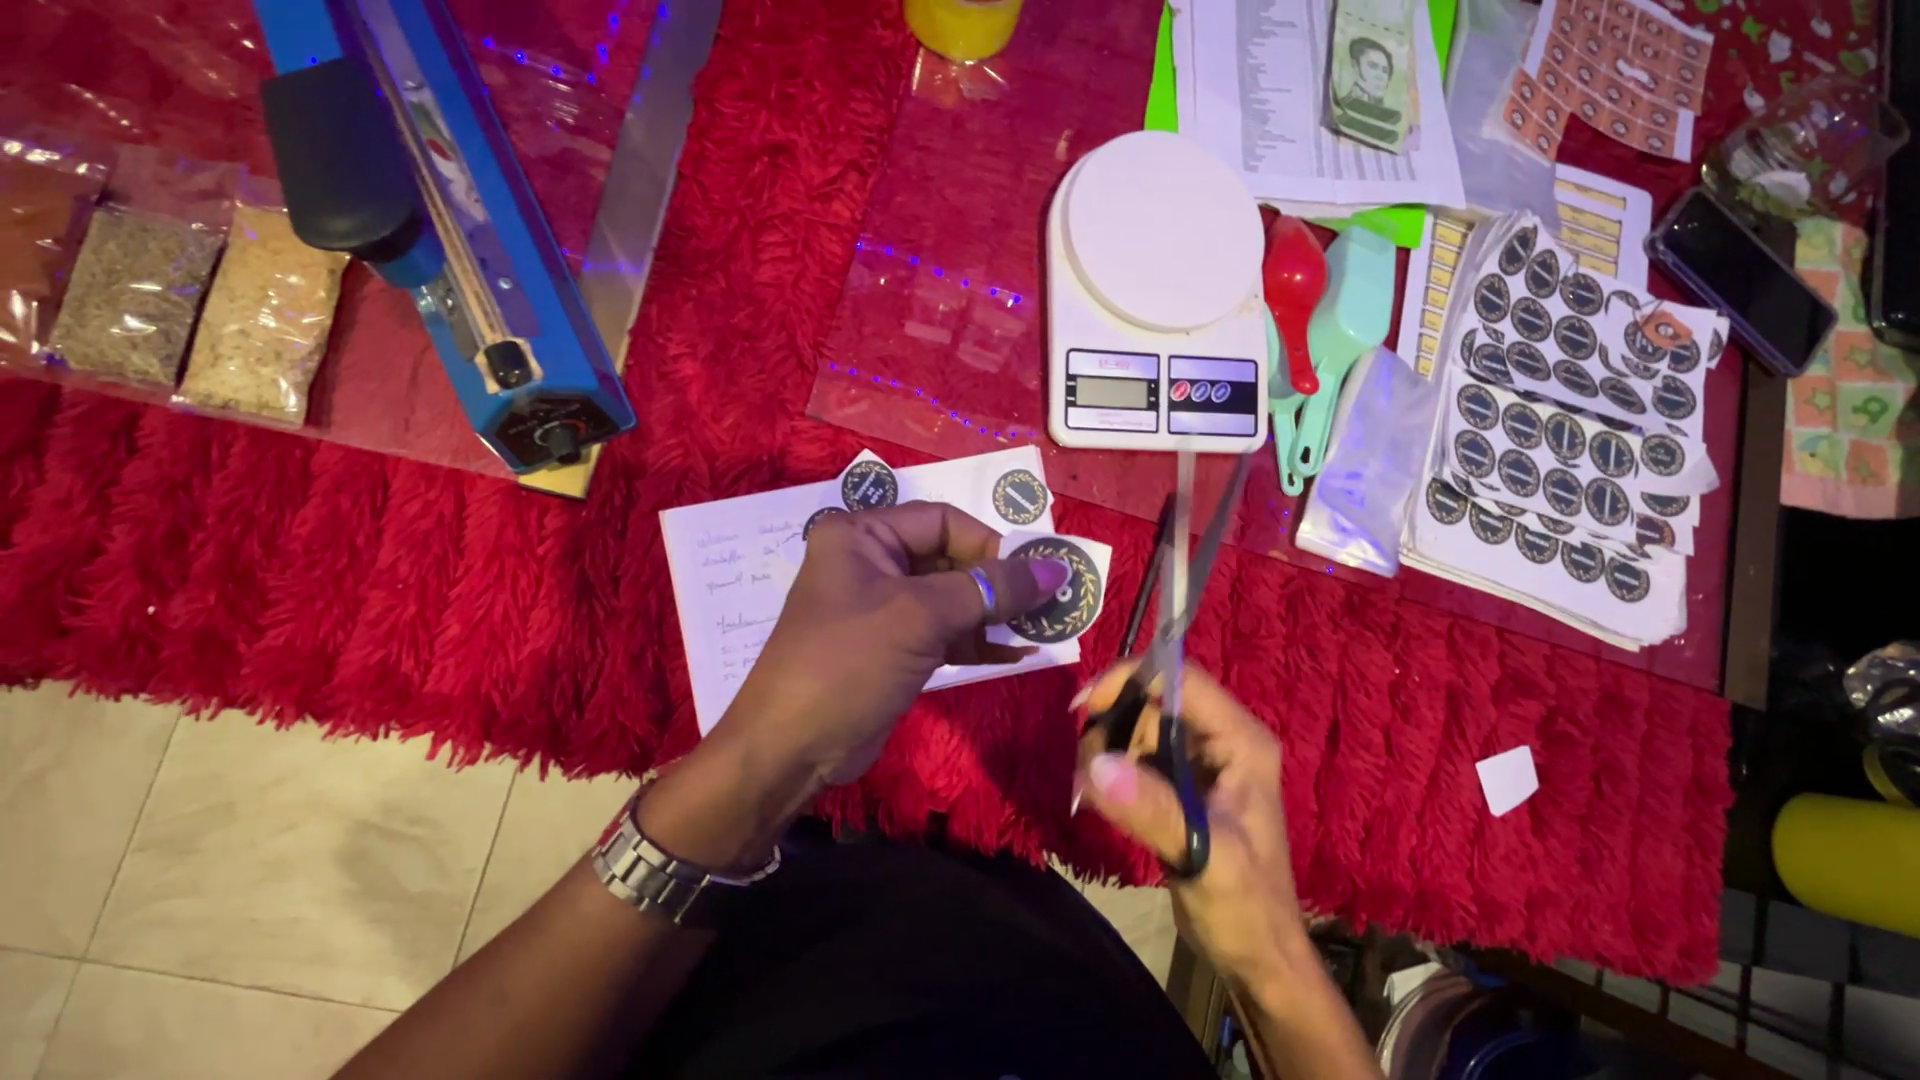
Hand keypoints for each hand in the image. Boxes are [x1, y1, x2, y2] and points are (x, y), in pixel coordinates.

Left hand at [718, 501, 1070, 786]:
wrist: (791, 748)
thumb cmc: (848, 664)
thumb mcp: (920, 617)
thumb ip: (990, 589)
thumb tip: (1055, 569)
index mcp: (861, 535)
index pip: (942, 520)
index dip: (990, 544)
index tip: (1034, 574)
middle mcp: (871, 563)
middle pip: (950, 558)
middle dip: (998, 582)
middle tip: (1048, 603)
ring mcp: (881, 608)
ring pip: (952, 598)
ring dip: (995, 614)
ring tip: (1043, 629)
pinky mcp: (892, 649)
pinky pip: (945, 632)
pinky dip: (978, 640)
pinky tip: (1018, 653)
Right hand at [1074, 661, 1307, 989]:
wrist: (1255, 957)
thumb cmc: (1246, 907)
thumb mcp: (1204, 857)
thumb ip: (1154, 810)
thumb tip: (1096, 764)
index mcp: (1241, 741)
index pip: (1181, 680)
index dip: (1129, 680)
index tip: (1082, 708)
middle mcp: (1221, 740)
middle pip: (1150, 702)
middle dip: (1111, 727)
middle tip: (1087, 772)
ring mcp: (1198, 762)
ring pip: (1136, 728)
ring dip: (1105, 752)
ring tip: (1090, 794)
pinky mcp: (1178, 785)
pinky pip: (1134, 757)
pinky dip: (1110, 773)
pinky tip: (1097, 801)